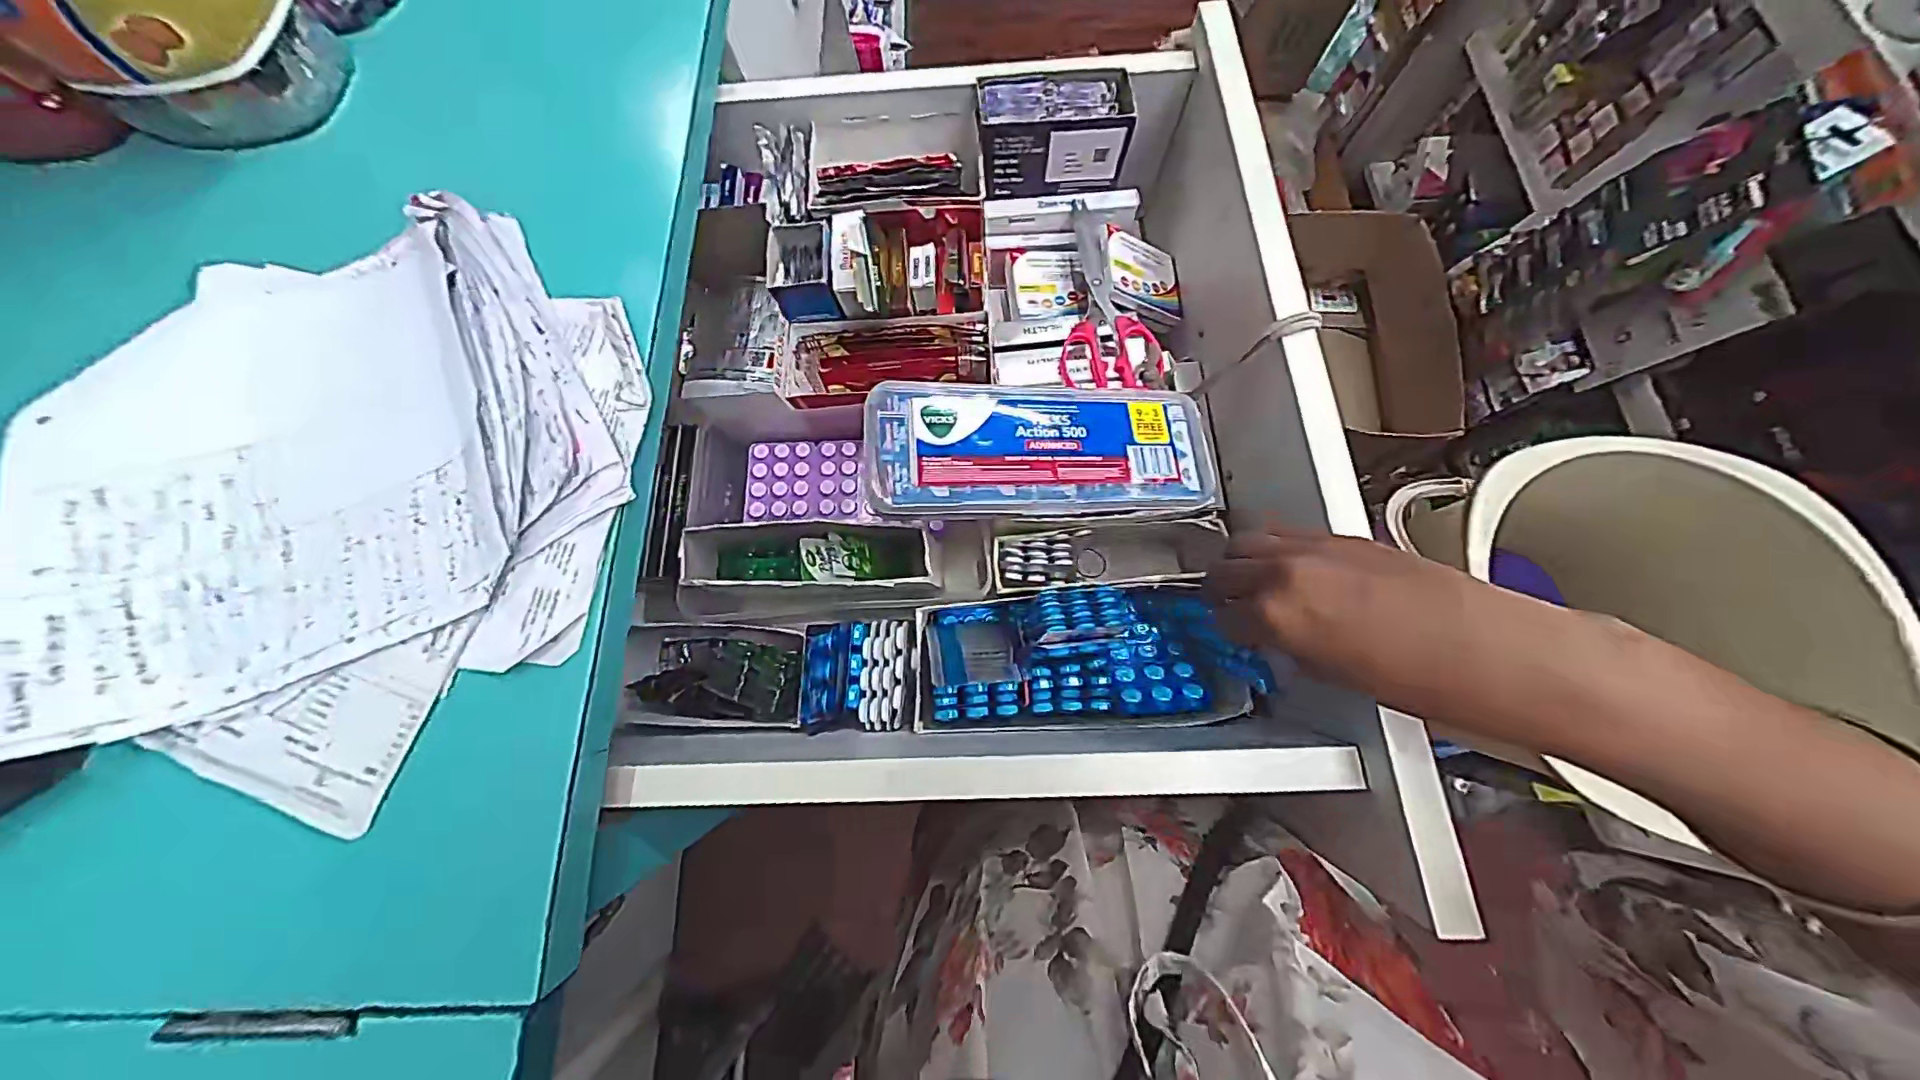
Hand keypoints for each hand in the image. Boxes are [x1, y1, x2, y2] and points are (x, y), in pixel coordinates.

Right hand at [1202, 528, 1591, 729]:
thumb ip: (1292, 648)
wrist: (1497, 652)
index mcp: (1278, 614)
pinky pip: (1289, 533)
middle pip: (1226, 568)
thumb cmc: (1429, 677)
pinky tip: (1289, 566)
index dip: (1225, 629)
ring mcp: (1318, 548)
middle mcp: (1290, 572)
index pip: (1226, 616)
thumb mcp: (1335, 676)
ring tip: (1246, 579)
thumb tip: (1279, 639)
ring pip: (1249, 540)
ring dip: (1240, 560)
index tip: (1231, 634)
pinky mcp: (1347, 537)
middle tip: (1224, 605)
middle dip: (1220, 589)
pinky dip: (1276, 546)